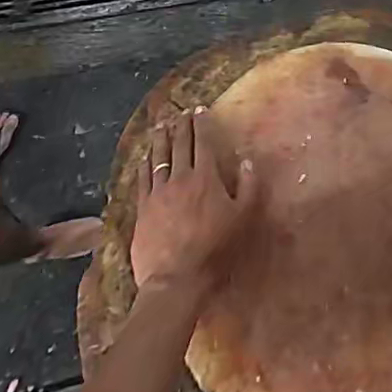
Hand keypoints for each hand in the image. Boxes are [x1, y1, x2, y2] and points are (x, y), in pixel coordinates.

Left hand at [131, 111, 259, 294]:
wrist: (176, 280)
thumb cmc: (215, 251)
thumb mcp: (243, 219)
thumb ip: (248, 187)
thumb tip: (247, 161)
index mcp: (205, 177)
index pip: (202, 142)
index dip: (201, 124)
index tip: (200, 111)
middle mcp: (180, 177)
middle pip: (179, 144)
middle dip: (181, 126)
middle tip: (181, 113)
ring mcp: (159, 192)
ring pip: (159, 157)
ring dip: (161, 139)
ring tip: (162, 125)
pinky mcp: (143, 208)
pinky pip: (143, 178)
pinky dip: (145, 164)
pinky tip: (145, 158)